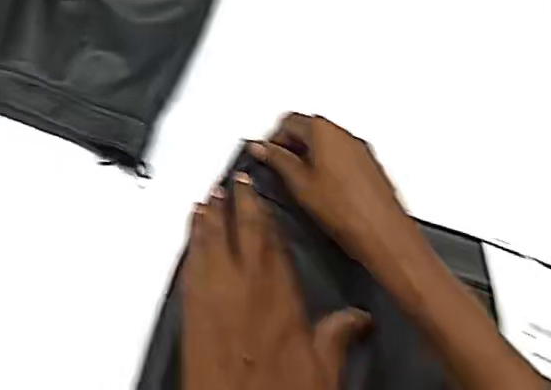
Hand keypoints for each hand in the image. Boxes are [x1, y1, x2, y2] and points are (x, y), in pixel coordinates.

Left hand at [183, 171, 373, 389]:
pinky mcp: (191, 300)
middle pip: (242, 228)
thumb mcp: (322, 372)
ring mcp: (214, 288)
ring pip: (212, 236)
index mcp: (280, 294)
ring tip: (212, 195)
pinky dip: (193, 236)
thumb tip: (359, 319)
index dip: (267, 215)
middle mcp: (246, 283)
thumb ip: (337, 336)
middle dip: (240, 201)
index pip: (273, 241)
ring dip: (212, 213)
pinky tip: (193, 226)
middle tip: (237, 180)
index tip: (264, 196)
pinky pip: (192, 256)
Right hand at [250, 115, 415, 264]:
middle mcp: (344, 134)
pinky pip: (343, 155)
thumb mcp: (299, 184)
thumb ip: (276, 160)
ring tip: (303, 183)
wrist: (387, 239)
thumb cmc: (348, 213)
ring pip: (326, 142)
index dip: (274, 139)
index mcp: (323, 130)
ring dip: (311, 155)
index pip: (287, 121)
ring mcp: (361, 150)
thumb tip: (261, 147)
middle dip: (292, 145)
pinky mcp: (372, 166)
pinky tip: (326, 190)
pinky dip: (329, 165)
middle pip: (308, 128)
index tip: (268, 155)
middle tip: (282, 168)